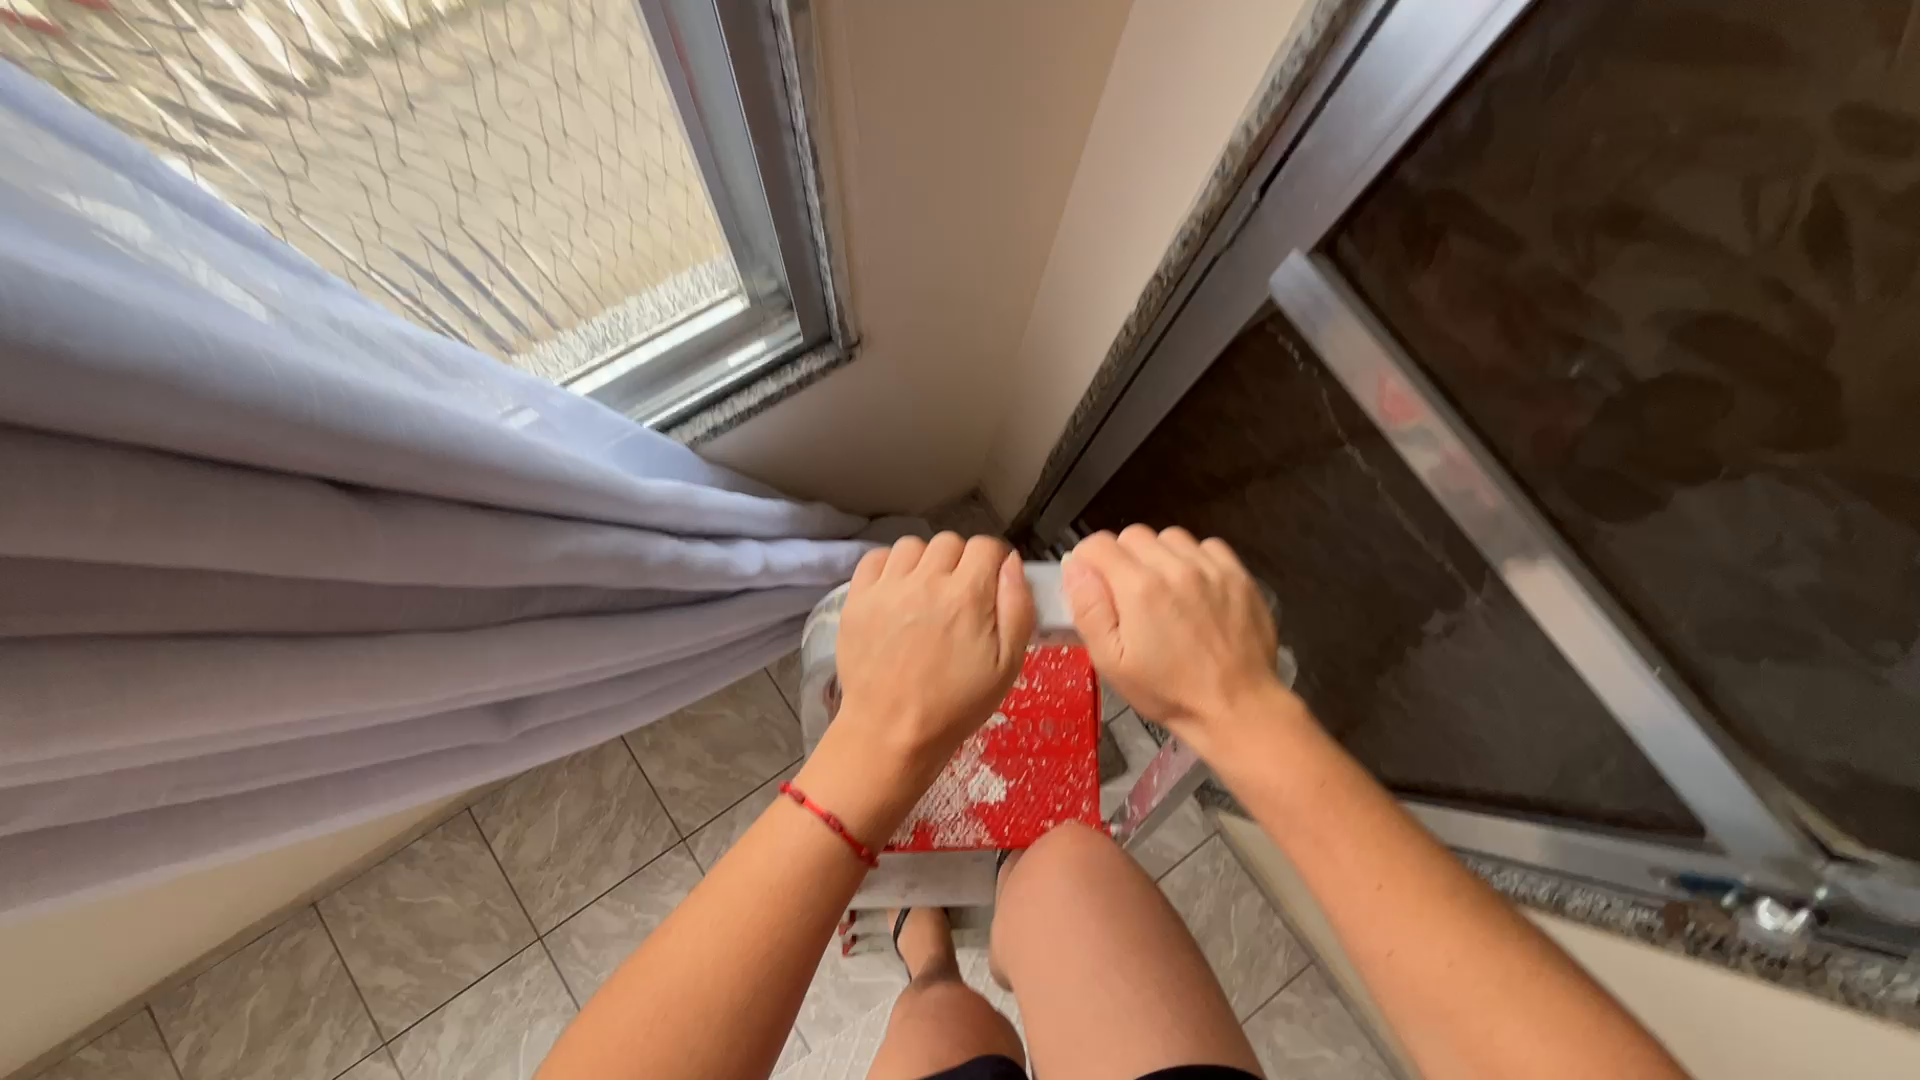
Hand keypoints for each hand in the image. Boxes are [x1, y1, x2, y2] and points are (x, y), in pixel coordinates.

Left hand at [833, 533, 1035, 773]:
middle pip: (950, 542)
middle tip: (960, 595)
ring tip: (926, 593)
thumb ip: (1018, 606)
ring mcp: (887, 588)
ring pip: (912, 546)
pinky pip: (875, 558)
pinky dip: (889, 567)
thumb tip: (1012, 562)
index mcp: (967, 595)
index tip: (992, 583)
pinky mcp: (857, 599)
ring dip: (925, 562)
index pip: (987, 546)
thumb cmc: (956, 704)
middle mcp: (926, 581)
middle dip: (961, 562)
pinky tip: (896, 592)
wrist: (891, 732)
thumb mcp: (1008, 664)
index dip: (995, 561)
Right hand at [1065, 526, 1296, 753]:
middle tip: (1126, 594)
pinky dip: (1193, 559)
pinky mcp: (1238, 575)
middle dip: (1120, 558)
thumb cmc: (1167, 691)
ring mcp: (1211, 568)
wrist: (1236, 707)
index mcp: (1139, 587)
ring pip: (1170, 537)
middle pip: (1133, 535)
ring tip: (1162, 590)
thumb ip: (1088, 610)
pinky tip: (1194, 588)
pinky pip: (1206, 546)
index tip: (1091, 583)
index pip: (1098, 544)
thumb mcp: (1111, 662)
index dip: (1086, 560)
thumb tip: (1074, 567)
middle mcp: (1175, 567)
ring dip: (1158, 556)